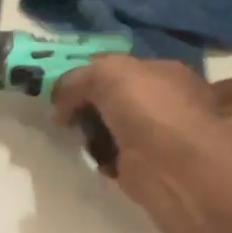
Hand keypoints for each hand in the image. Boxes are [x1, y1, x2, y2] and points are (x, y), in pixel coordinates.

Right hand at [53, 56, 223, 204]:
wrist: (171, 164)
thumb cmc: (147, 108)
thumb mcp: (106, 74)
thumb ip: (76, 80)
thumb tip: (60, 105)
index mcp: (162, 71)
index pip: (119, 68)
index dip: (89, 75)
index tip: (63, 89)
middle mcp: (162, 100)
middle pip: (111, 98)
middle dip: (87, 106)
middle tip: (66, 114)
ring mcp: (155, 135)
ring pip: (109, 127)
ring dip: (91, 133)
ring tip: (79, 138)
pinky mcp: (144, 165)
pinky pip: (111, 156)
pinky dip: (100, 158)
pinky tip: (96, 158)